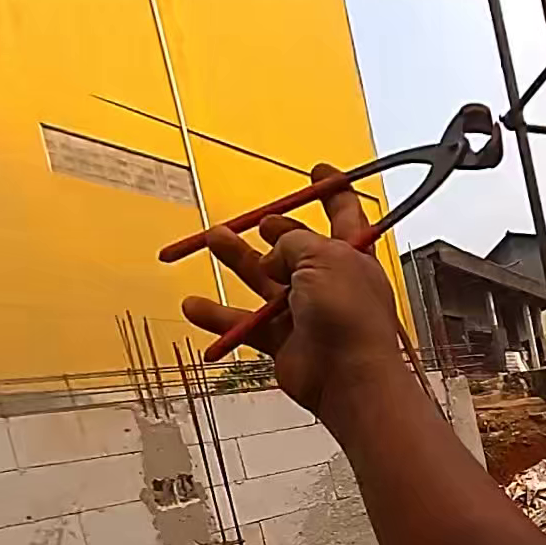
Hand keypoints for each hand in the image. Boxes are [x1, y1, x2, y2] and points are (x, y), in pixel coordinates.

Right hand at [180, 164, 406, 413]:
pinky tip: (193, 306)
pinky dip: (220, 316)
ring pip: (266, 281)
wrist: (349, 375)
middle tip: (259, 223)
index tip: (318, 169)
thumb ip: (294, 242)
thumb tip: (273, 254)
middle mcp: (330, 282)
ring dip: (238, 260)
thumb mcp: (323, 258)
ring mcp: (307, 313)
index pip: (346, 214)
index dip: (334, 190)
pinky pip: (246, 324)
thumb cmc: (347, 312)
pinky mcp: (285, 341)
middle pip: (299, 248)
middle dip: (278, 231)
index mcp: (352, 256)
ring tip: (212, 238)